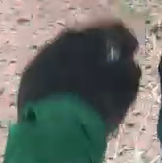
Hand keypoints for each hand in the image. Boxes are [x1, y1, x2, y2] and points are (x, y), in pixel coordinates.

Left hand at [17, 22, 140, 132]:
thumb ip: (130, 71)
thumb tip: (128, 64)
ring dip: (77, 64)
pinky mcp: (29, 78)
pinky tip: (67, 95)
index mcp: (90, 36)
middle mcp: (64, 40)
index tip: (132, 54)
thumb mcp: (125, 90)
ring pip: (66, 54)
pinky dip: (60, 78)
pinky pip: (49, 71)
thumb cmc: (95, 106)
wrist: (54, 132)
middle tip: (109, 67)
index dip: (125, 41)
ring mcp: (43, 57)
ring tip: (87, 84)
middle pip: (86, 40)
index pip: (113, 30)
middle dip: (98, 51)